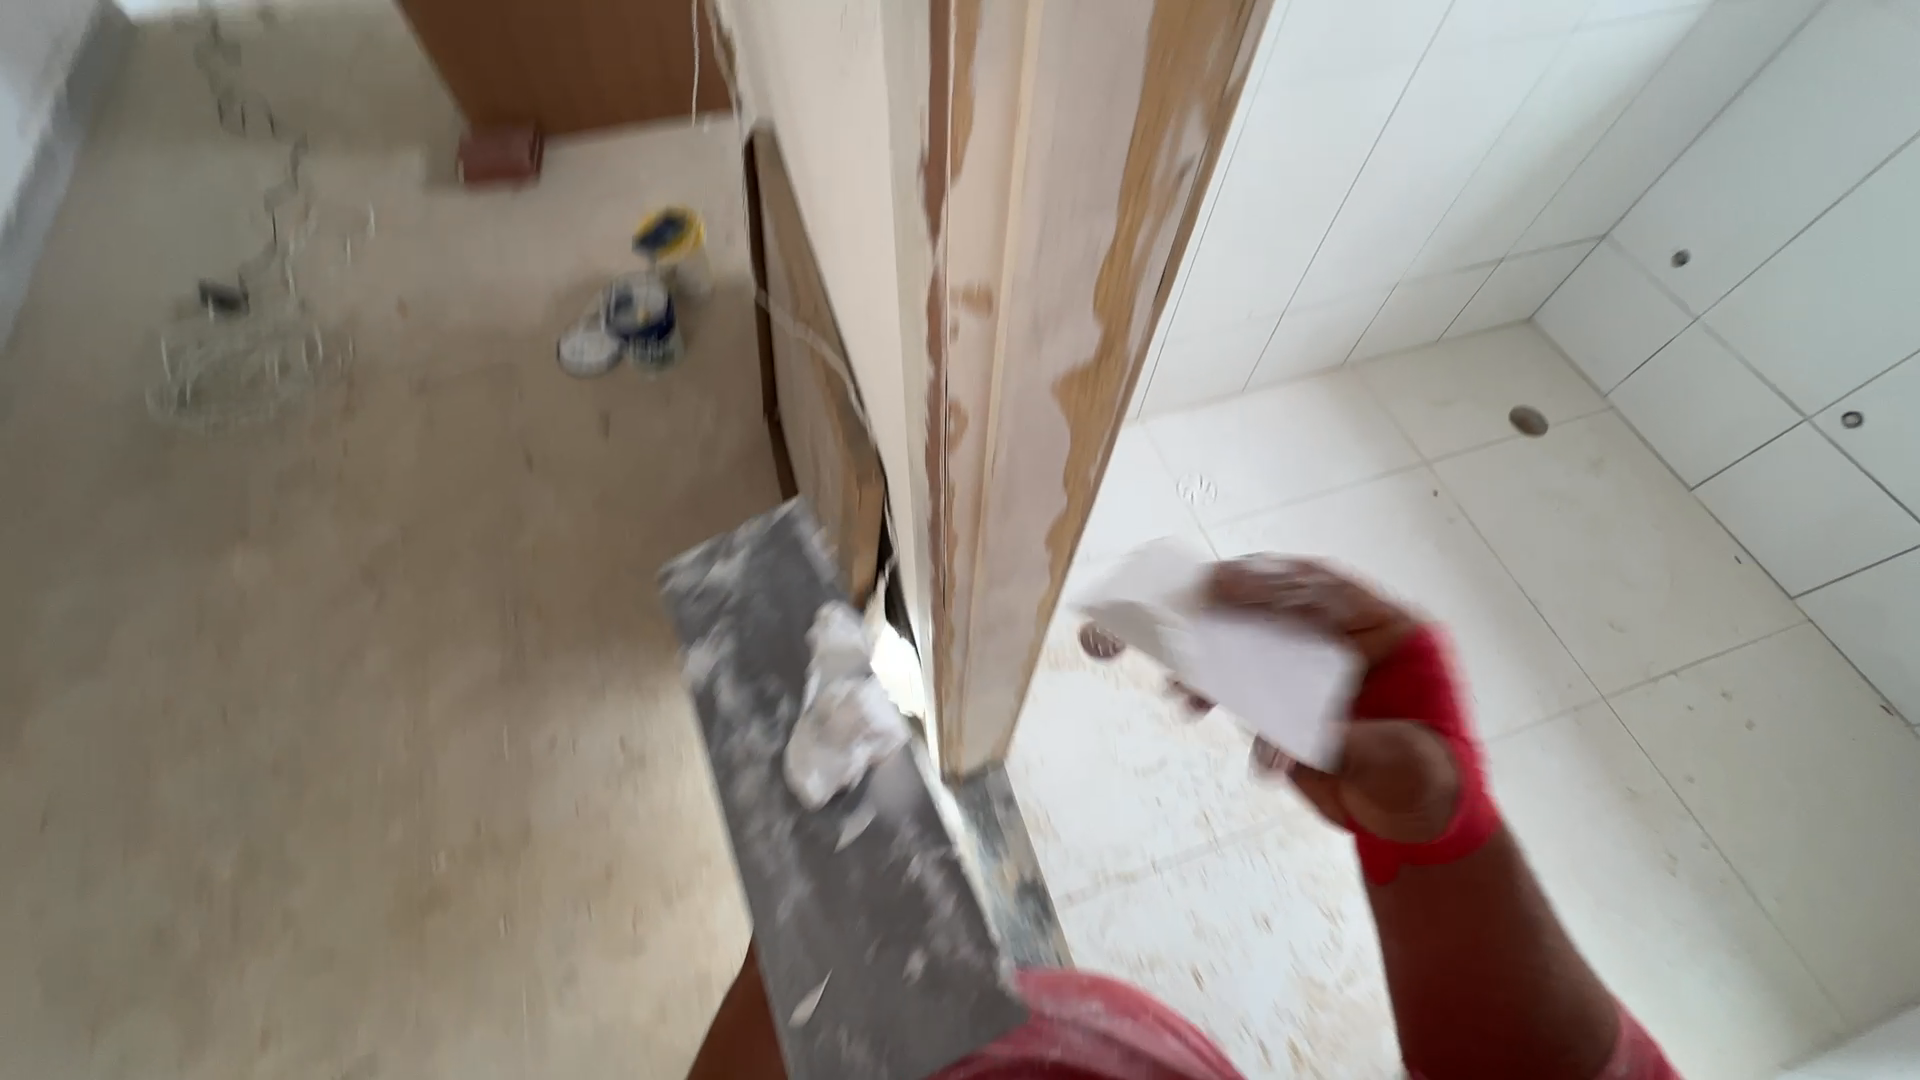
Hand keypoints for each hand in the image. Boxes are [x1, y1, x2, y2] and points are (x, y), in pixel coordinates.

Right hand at [1182, 556, 1458, 844]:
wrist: (1412, 823)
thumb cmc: (1427, 786)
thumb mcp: (1401, 762)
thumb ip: (1353, 742)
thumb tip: (1297, 729)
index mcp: (1391, 631)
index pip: (1327, 589)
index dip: (1272, 580)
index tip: (1220, 583)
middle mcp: (1346, 638)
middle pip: (1278, 604)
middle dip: (1228, 610)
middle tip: (1186, 614)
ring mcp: (1312, 664)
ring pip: (1252, 640)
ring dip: (1211, 658)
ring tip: (1182, 685)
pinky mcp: (1285, 694)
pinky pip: (1241, 681)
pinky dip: (1214, 693)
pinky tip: (1193, 707)